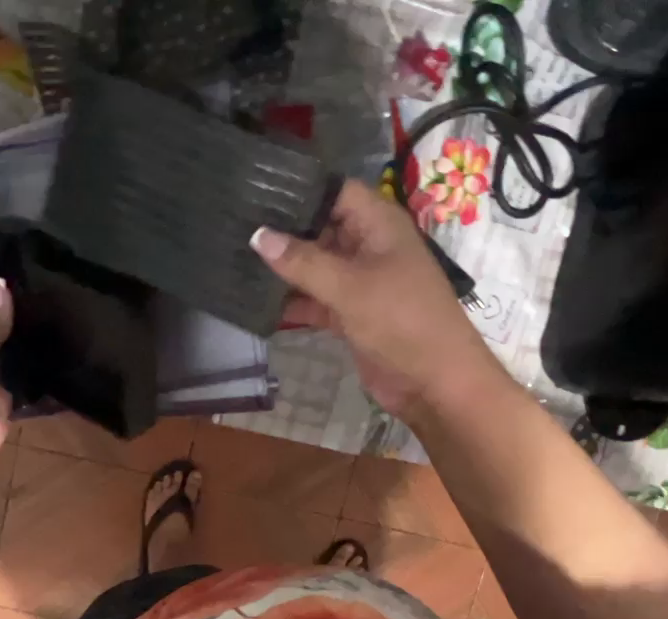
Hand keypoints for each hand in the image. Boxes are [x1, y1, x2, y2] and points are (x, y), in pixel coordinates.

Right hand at [252, 180, 494, 418]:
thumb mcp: (350, 286)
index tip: (255, 189)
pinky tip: (255, 301)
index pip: (334, 191)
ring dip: (283, 269)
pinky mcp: (350, 315)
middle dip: (283, 230)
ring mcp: (359, 282)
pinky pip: (315, 300)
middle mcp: (368, 246)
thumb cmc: (401, 320)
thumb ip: (302, 261)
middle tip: (233, 223)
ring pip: (314, 267)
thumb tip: (258, 236)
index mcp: (378, 224)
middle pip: (320, 228)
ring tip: (234, 259)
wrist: (433, 382)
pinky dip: (292, 302)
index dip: (298, 188)